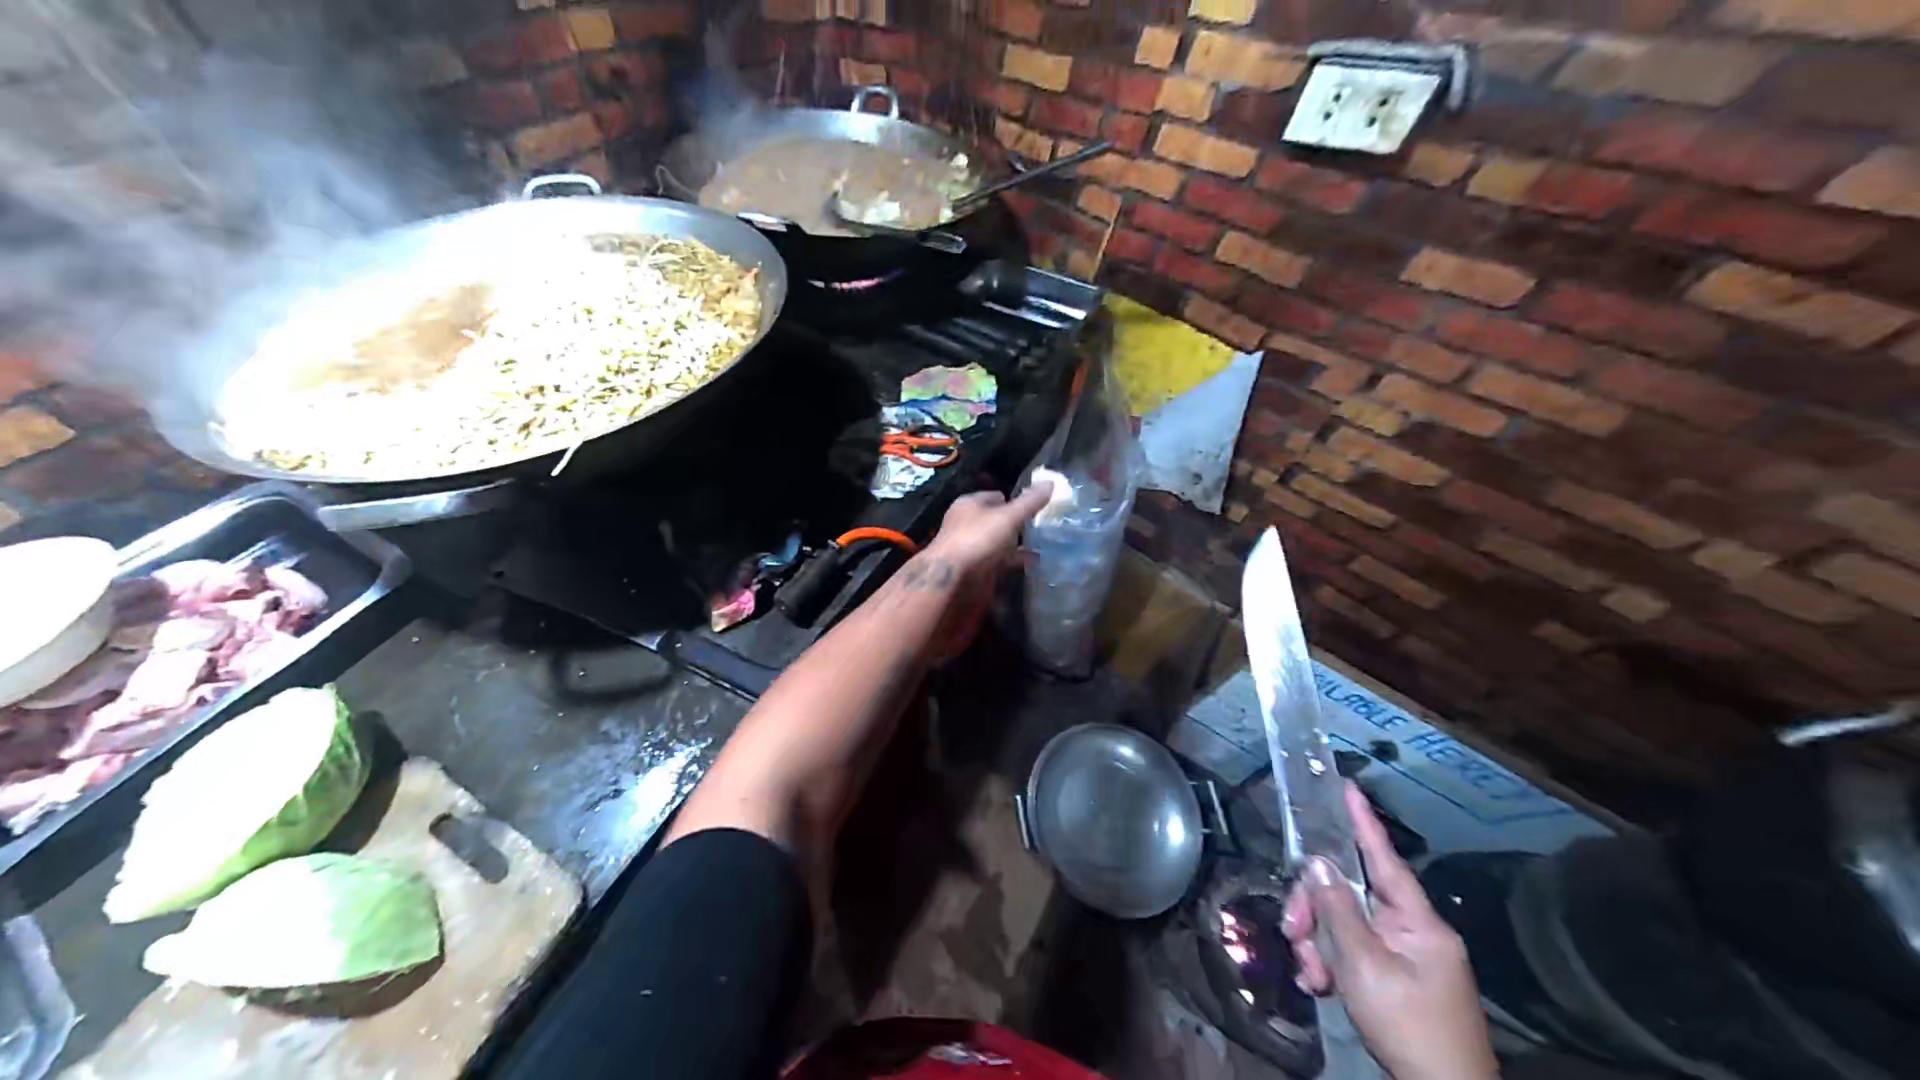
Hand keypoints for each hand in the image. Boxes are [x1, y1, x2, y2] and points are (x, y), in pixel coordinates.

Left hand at [913, 483, 1050, 659]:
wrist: (953, 578)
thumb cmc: (978, 538)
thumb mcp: (1008, 517)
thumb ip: (1030, 502)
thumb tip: (1051, 482)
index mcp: (970, 504)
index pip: (996, 496)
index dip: (1014, 500)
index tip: (1036, 507)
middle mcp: (967, 523)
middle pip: (997, 520)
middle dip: (1017, 524)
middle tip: (1043, 527)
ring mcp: (971, 547)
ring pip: (998, 542)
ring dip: (1016, 545)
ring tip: (1043, 546)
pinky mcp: (975, 568)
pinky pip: (999, 562)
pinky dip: (1013, 563)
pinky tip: (1032, 565)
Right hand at [1282, 782, 1498, 1079]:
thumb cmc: (1408, 1025)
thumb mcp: (1364, 966)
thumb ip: (1337, 910)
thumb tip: (1317, 863)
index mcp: (1418, 922)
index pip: (1384, 858)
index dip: (1363, 822)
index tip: (1347, 786)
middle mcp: (1411, 930)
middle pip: (1350, 894)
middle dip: (1315, 909)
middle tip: (1294, 933)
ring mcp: (1404, 955)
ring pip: (1344, 924)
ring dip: (1318, 943)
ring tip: (1311, 975)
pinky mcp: (1394, 977)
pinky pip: (1352, 951)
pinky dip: (1330, 962)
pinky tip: (1319, 984)